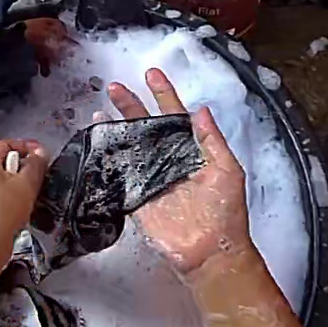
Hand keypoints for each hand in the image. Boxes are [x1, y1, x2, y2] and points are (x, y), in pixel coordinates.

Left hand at [0, 138, 49, 267]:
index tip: (40, 152)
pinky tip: (24, 212)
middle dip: (25, 167)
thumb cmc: (2, 213)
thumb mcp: (26, 184)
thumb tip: (40, 152)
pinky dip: (17, 202)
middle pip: (7, 163)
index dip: (24, 145)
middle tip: (40, 175)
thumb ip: (35, 165)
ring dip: (22, 187)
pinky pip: (5, 200)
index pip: (5, 144)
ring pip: (7, 183)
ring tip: (32, 196)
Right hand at [107, 69, 254, 278]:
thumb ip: (212, 140)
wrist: (210, 252)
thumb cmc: (225, 214)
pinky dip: (107, 158)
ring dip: (116, 126)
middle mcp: (168, 160)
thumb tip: (201, 109)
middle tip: (116, 87)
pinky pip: (119, 174)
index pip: (174, 115)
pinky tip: (98, 142)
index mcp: (191, 150)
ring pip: (129, 145)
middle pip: (145, 126)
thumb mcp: (228, 170)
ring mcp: (150, 178)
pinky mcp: (136, 197)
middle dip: (131, 105)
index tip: (152, 74)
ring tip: (102, 108)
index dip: (164, 94)